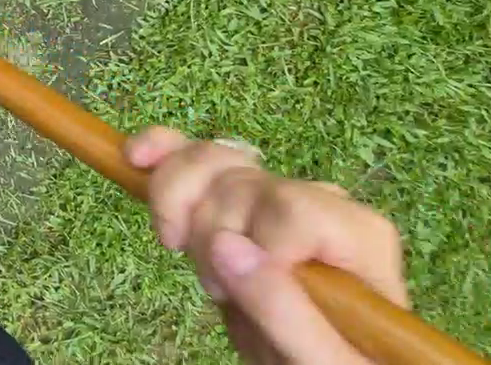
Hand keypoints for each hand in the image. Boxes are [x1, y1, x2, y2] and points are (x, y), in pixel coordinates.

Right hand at [127, 127, 409, 364]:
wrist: (313, 362)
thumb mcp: (326, 363)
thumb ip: (286, 311)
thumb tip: (225, 244)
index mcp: (356, 236)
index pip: (292, 207)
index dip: (256, 246)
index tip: (240, 296)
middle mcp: (317, 201)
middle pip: (241, 180)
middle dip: (207, 231)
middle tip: (214, 291)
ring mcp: (271, 191)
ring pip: (207, 157)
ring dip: (173, 199)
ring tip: (177, 246)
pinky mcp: (230, 190)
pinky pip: (189, 150)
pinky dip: (158, 148)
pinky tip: (134, 158)